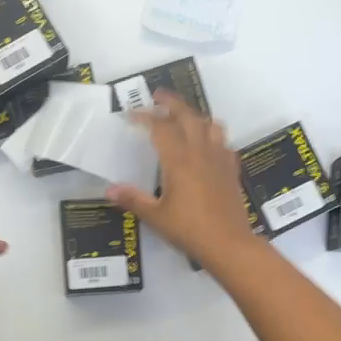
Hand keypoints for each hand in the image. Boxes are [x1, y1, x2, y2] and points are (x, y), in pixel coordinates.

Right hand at [106, 90, 258, 267]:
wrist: (228, 244)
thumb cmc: (188, 230)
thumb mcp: (155, 217)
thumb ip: (133, 199)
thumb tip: (109, 190)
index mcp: (178, 159)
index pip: (159, 127)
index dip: (144, 116)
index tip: (131, 115)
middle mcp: (200, 151)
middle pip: (187, 115)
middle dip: (171, 103)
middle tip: (158, 97)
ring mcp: (219, 158)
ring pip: (209, 123)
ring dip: (195, 115)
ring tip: (184, 117)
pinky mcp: (231, 169)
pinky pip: (223, 142)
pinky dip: (213, 135)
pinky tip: (207, 145)